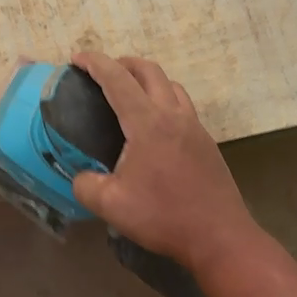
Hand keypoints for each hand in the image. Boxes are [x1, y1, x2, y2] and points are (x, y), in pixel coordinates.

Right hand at [68, 52, 258, 268]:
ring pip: (170, 85)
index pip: (117, 79)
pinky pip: (182, 105)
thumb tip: (81, 176)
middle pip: (149, 71)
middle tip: (102, 72)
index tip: (76, 59)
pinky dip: (163, 99)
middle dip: (122, 63)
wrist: (220, 238)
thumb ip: (86, 185)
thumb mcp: (110, 205)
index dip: (94, 63)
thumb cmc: (164, 217)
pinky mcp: (206, 142)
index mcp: (147, 123)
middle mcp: (172, 115)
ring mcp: (194, 127)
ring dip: (147, 79)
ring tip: (129, 93)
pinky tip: (154, 125)